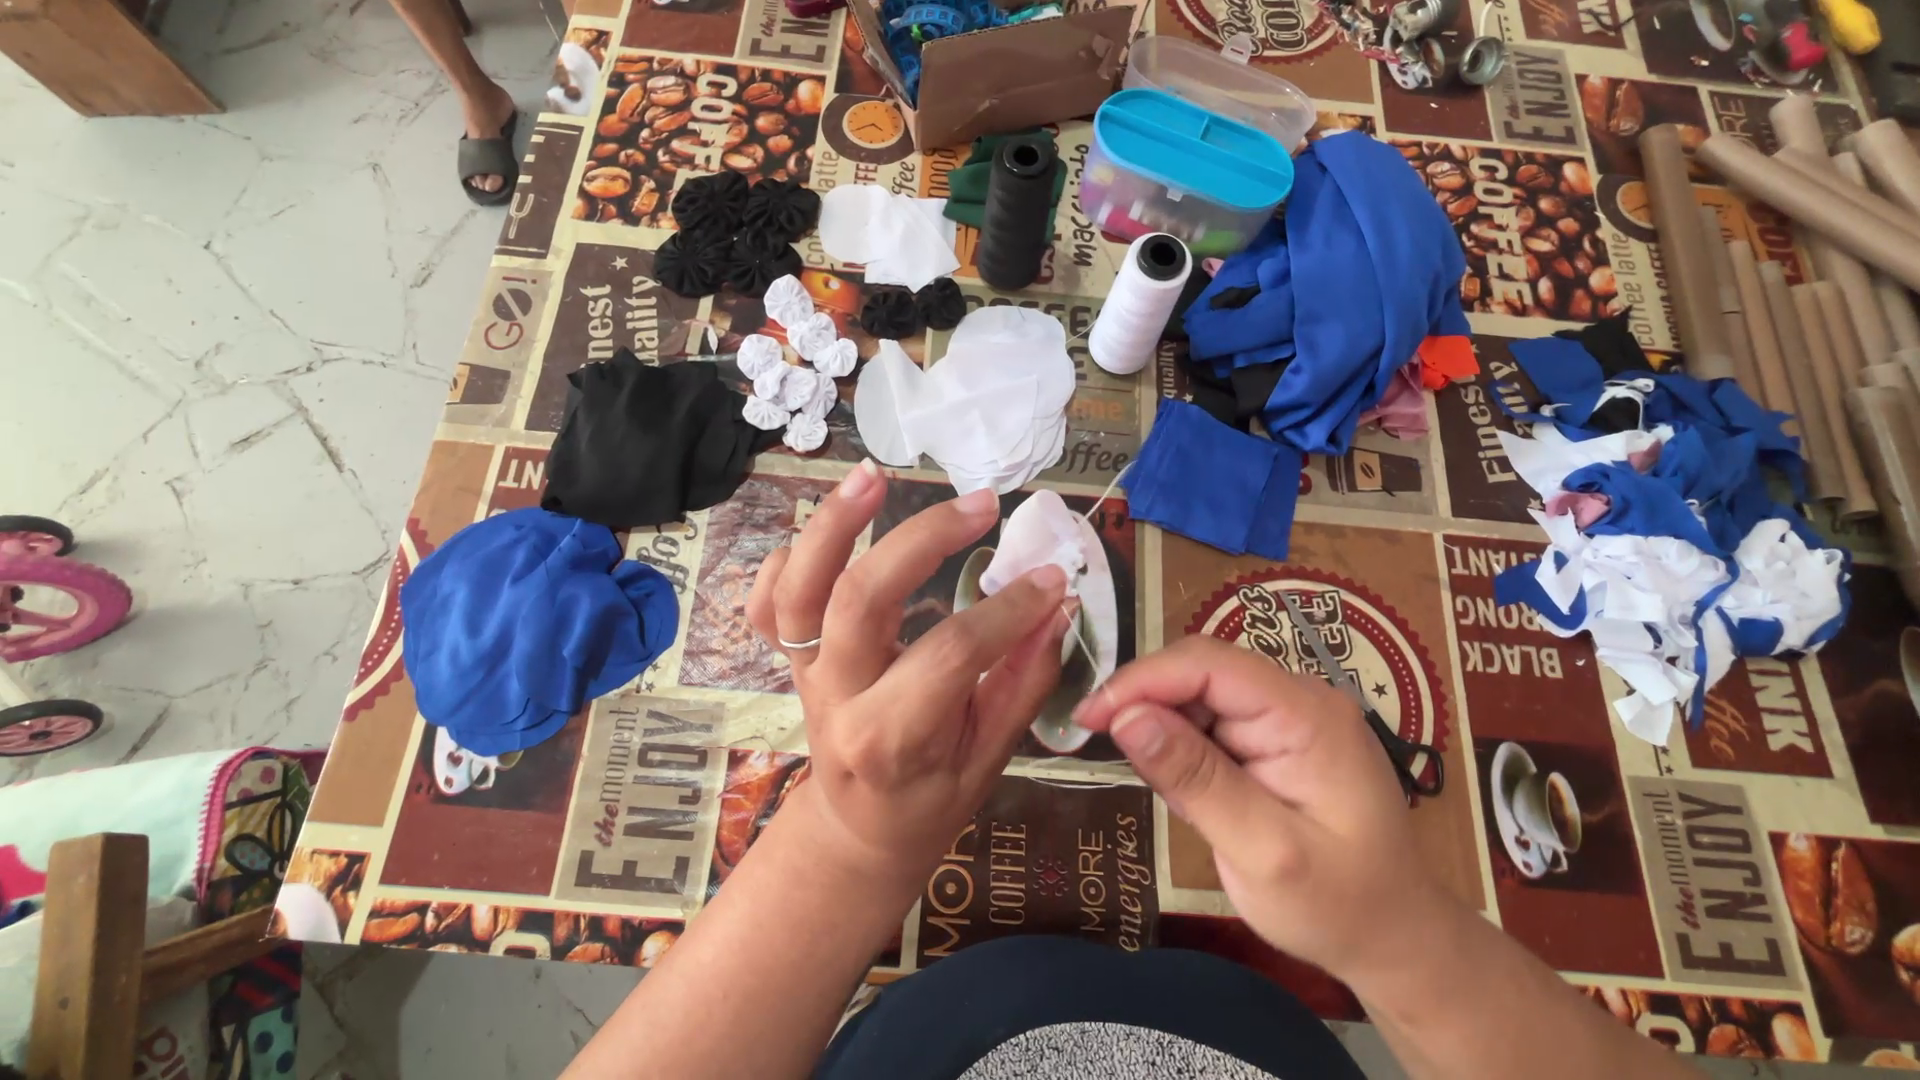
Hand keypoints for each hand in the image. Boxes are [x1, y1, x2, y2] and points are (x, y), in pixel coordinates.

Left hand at [746, 460, 1071, 884]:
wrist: (857, 834)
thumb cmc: (929, 805)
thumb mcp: (990, 757)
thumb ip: (1023, 680)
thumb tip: (1057, 604)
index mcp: (891, 737)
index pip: (952, 651)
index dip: (1008, 608)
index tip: (1050, 577)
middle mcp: (837, 697)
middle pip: (861, 598)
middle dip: (923, 539)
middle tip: (980, 503)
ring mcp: (804, 674)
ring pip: (800, 589)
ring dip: (833, 524)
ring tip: (874, 475)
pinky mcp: (790, 659)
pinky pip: (768, 606)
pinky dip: (786, 563)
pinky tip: (825, 535)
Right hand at [1072, 635, 1455, 983]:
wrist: (1393, 940)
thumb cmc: (1339, 905)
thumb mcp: (1264, 852)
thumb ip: (1196, 780)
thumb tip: (1126, 717)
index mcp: (1306, 714)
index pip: (1209, 664)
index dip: (1142, 679)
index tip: (1089, 717)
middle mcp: (1296, 700)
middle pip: (1199, 670)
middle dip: (1144, 699)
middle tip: (1099, 744)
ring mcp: (1285, 718)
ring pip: (1197, 695)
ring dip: (1160, 726)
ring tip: (1152, 781)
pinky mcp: (1271, 740)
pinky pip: (1209, 723)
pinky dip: (1179, 747)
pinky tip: (1181, 788)